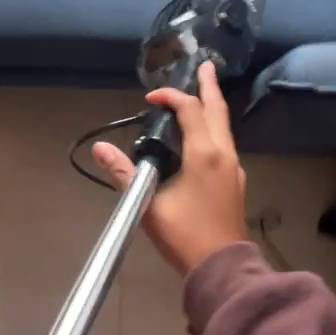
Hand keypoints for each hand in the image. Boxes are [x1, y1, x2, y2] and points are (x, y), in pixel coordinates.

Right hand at [93, 61, 249, 276]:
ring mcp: (234, 168)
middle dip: (209, 87)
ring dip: (213, 107)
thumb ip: (125, 173)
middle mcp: (225, 154)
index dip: (170, 98)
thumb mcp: (148, 204)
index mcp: (205, 153)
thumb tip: (100, 148)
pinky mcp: (235, 182)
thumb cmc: (185, 235)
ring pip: (224, 127)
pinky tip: (206, 135)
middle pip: (217, 111)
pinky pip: (225, 143)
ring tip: (204, 94)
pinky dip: (214, 128)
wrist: (222, 268)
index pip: (190, 110)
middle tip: (206, 66)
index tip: (149, 99)